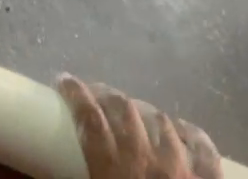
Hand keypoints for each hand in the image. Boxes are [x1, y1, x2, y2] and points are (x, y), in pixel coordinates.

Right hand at [58, 75, 222, 178]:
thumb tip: (44, 176)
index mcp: (111, 168)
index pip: (87, 116)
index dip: (74, 92)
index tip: (63, 80)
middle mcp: (144, 157)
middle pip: (122, 107)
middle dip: (106, 95)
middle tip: (96, 96)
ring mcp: (181, 167)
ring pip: (160, 119)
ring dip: (143, 112)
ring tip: (136, 114)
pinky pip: (203, 146)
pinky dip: (190, 133)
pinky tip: (181, 130)